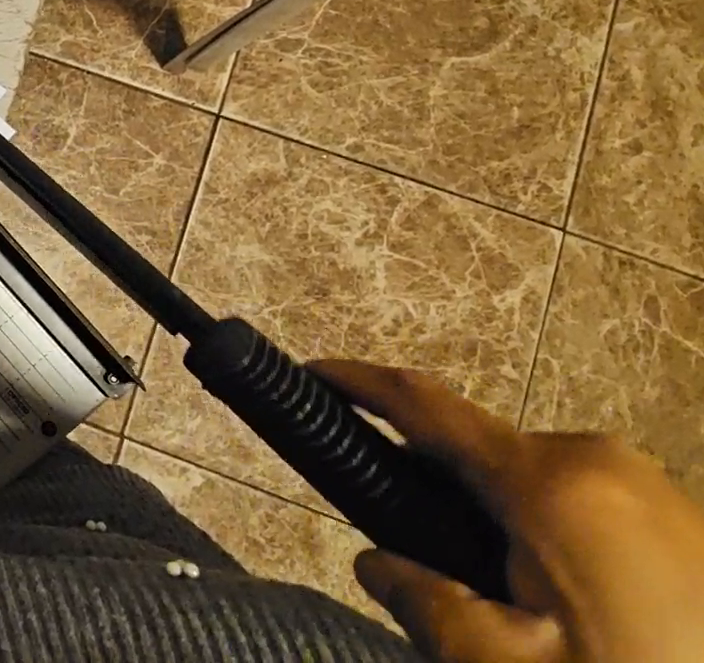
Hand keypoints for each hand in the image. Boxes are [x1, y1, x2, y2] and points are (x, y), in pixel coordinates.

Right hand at [313, 360, 703, 662]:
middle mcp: (607, 466)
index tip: (308, 373)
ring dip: (496, 506)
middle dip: (435, 475)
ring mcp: (664, 493)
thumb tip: (378, 565)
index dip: (358, 381)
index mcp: (551, 484)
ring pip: (536, 474)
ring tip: (501, 584)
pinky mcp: (697, 526)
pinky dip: (548, 525)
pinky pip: (590, 501)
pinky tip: (564, 594)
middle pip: (481, 445)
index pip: (425, 404)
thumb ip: (421, 602)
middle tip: (415, 538)